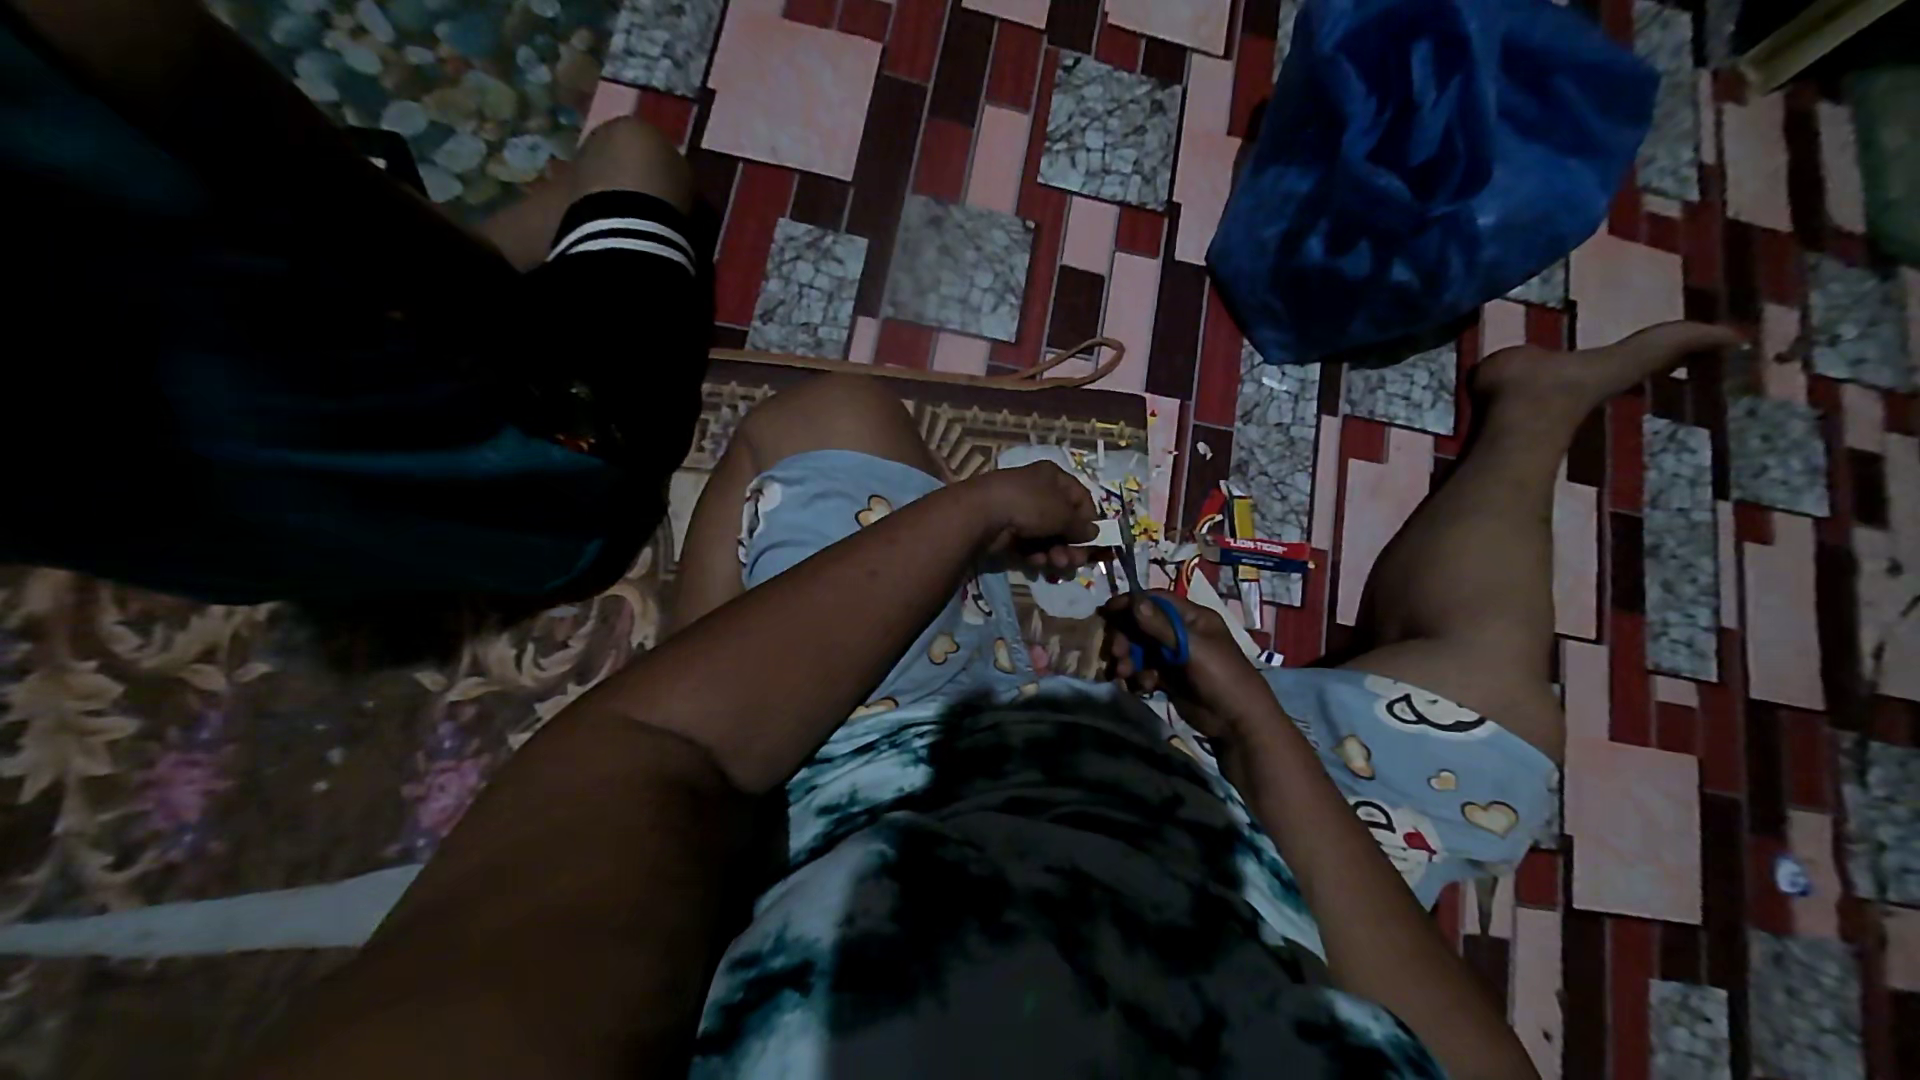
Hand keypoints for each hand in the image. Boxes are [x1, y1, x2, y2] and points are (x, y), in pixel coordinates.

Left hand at [962, 462, 1099, 573]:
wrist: (983, 513)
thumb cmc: (1030, 504)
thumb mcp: (1062, 513)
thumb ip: (1080, 525)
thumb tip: (1094, 533)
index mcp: (1053, 477)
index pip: (1080, 498)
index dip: (1089, 519)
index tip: (1093, 539)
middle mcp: (1038, 492)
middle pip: (1064, 522)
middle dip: (1072, 544)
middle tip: (1075, 561)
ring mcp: (1022, 513)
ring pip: (1048, 537)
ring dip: (1057, 553)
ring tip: (1057, 564)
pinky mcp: (1009, 532)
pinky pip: (1031, 546)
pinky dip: (1037, 555)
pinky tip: (1036, 562)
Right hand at [1100, 590, 1267, 737]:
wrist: (1238, 722)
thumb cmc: (1221, 676)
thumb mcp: (1192, 647)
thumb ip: (1160, 625)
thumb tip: (1133, 600)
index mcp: (1192, 618)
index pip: (1155, 600)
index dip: (1130, 603)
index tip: (1107, 611)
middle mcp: (1181, 633)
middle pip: (1142, 625)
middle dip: (1126, 638)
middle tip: (1116, 653)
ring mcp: (1174, 656)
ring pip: (1140, 649)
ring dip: (1128, 659)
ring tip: (1125, 674)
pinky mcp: (1168, 678)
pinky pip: (1144, 670)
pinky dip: (1139, 677)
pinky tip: (1143, 687)